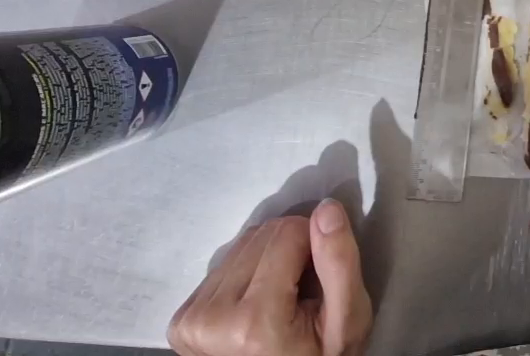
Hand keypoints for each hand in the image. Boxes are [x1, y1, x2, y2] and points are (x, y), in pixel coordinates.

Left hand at [169, 201, 372, 355]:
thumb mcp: (349, 321)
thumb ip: (340, 263)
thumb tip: (325, 209)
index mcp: (253, 321)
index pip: (288, 231)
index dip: (315, 246)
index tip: (319, 282)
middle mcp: (210, 319)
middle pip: (264, 234)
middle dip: (292, 250)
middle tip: (303, 291)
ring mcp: (189, 321)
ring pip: (245, 243)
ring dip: (271, 258)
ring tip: (282, 298)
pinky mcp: (180, 320)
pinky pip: (226, 262)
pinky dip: (250, 272)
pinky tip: (259, 302)